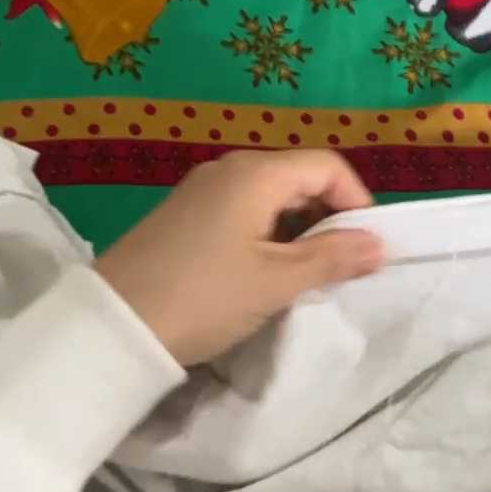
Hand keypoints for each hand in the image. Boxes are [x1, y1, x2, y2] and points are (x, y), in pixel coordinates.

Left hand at [95, 150, 385, 365]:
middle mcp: (229, 168)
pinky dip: (267, 231)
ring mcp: (203, 189)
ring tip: (306, 272)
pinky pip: (243, 208)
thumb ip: (332, 258)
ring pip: (271, 195)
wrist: (112, 325)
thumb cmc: (203, 296)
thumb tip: (379, 245)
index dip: (357, 200)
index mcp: (256, 173)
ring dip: (299, 227)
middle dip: (329, 215)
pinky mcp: (185, 213)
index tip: (368, 245)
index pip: (327, 166)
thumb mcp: (276, 281)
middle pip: (299, 176)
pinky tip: (265, 269)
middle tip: (342, 262)